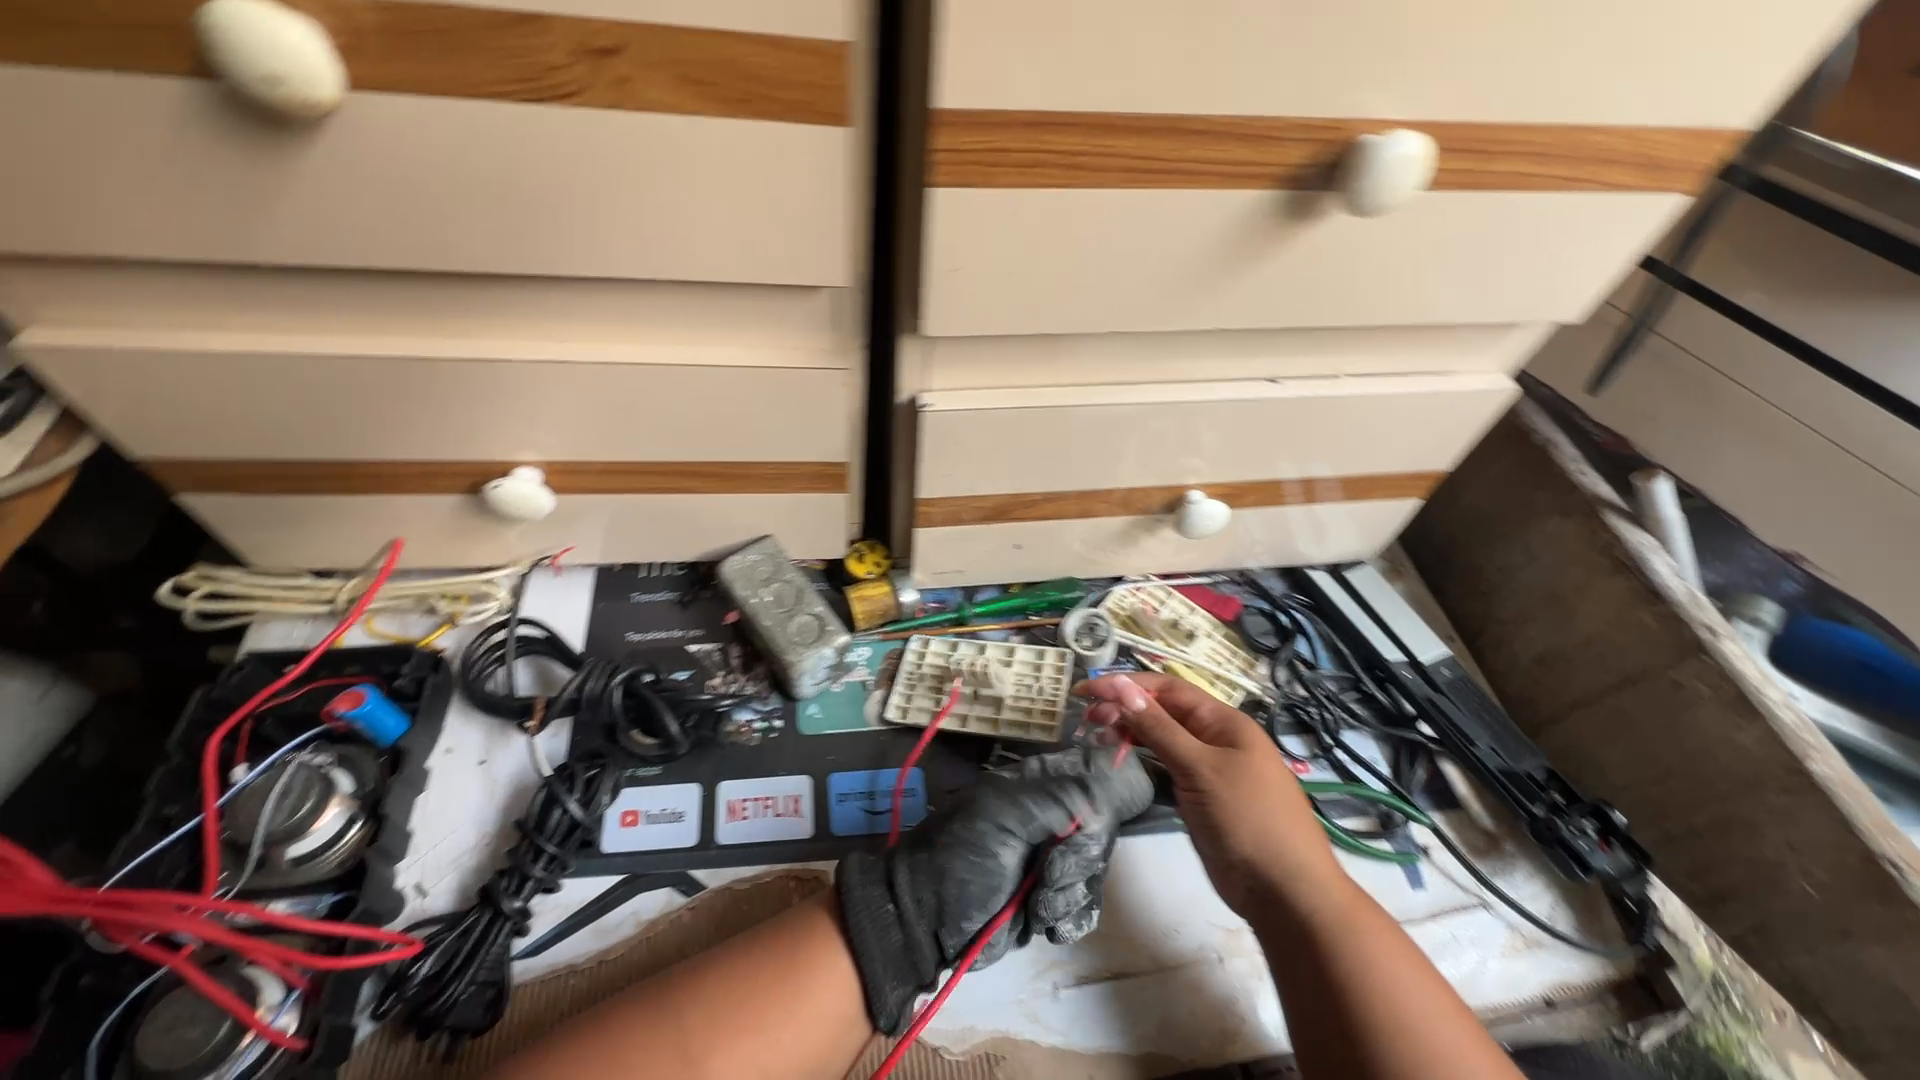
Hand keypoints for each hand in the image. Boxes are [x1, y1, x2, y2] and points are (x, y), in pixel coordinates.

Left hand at [836, 746, 1151, 1033]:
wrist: (928, 917)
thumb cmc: (960, 855)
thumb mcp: (999, 814)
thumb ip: (1051, 800)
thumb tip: (1096, 801)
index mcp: (1035, 796)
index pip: (1087, 798)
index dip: (1089, 824)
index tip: (1072, 844)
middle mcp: (1047, 827)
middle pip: (1094, 843)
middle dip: (1077, 868)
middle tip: (1046, 880)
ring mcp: (1048, 868)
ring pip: (1090, 880)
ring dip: (1070, 898)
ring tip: (1037, 909)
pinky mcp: (1047, 906)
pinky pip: (1082, 911)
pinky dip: (1073, 920)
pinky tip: (1054, 928)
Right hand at [1077, 672, 1342, 916]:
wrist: (1283, 890)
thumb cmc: (1246, 818)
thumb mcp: (1199, 767)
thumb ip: (1158, 728)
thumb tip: (1121, 687)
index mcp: (1224, 722)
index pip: (1169, 689)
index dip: (1127, 685)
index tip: (1087, 691)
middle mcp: (1216, 739)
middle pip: (1164, 711)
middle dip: (1125, 708)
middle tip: (1087, 720)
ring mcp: (1208, 769)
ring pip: (1163, 739)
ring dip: (1131, 732)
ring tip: (1096, 735)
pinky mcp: (1200, 797)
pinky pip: (1167, 766)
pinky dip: (1143, 759)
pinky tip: (1120, 760)